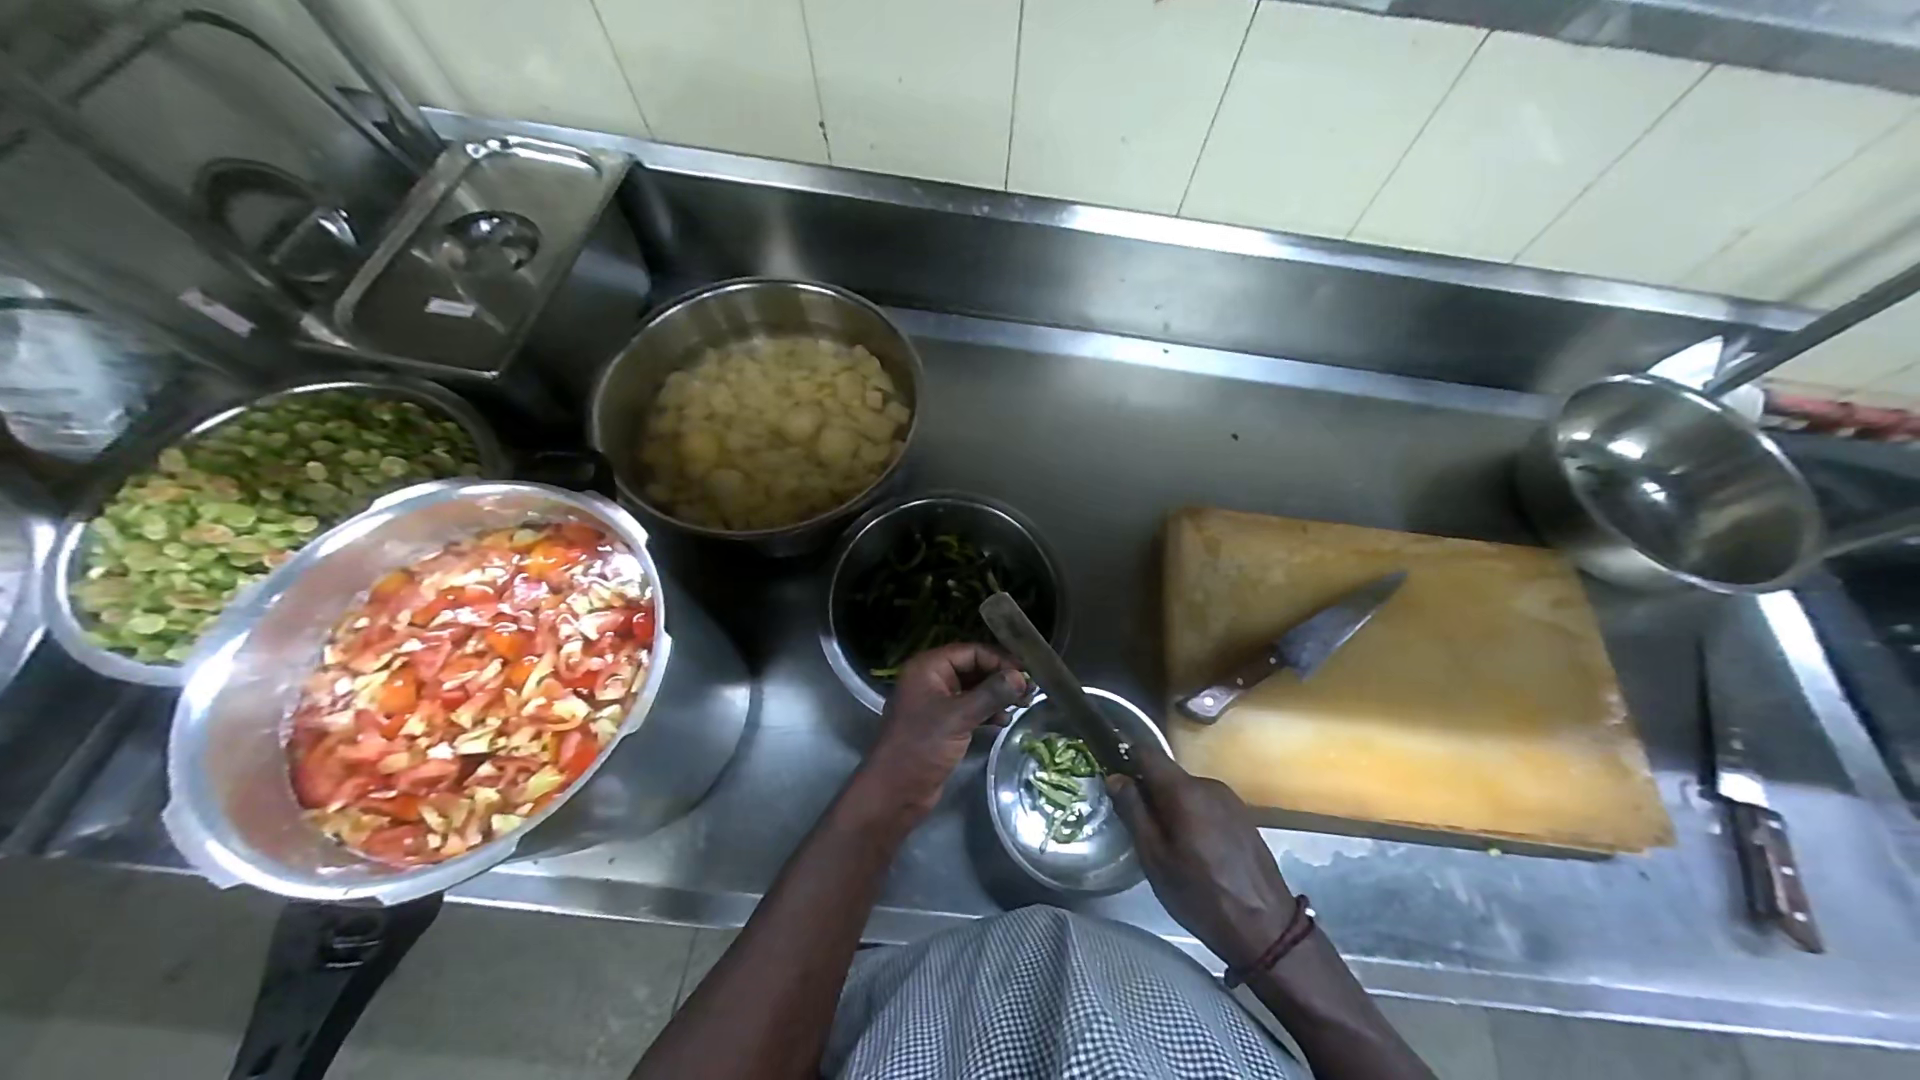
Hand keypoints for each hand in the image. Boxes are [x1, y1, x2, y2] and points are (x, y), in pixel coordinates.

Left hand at [860, 644, 1027, 820]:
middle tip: (1030, 690)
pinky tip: (1005, 720)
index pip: (970, 652)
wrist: (895, 791)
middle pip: (973, 668)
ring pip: (974, 689)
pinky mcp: (943, 724)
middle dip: (1000, 678)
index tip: (1027, 672)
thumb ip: (991, 694)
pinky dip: (988, 711)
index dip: (999, 660)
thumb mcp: (959, 717)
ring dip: (997, 695)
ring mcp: (937, 702)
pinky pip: (970, 708)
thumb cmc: (922, 746)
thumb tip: (1021, 677)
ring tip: (1023, 705)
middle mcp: (931, 679)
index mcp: (927, 668)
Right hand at [1106, 742, 1294, 968]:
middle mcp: (1209, 785)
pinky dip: (1192, 816)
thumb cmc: (1200, 895)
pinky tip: (1193, 849)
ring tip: (1165, 843)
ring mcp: (1230, 800)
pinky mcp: (1243, 817)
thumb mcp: (1154, 858)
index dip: (1126, 757)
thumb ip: (1133, 811)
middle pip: (1167, 774)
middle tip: (1137, 825)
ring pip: (1187, 791)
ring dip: (1171, 806)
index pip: (1147, 752)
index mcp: (1184, 791)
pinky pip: (1206, 804)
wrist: (1267, 930)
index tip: (1113, 775)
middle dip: (1148, 792)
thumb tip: (1116, 777)